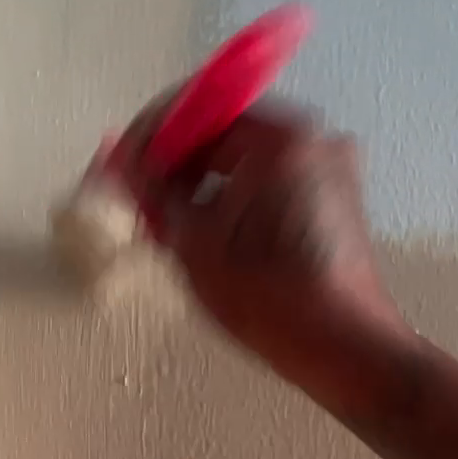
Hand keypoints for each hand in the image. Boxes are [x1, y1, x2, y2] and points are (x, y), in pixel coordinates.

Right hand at [110, 99, 406, 370]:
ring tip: (168, 228)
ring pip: (243, 162)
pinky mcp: (331, 201)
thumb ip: (150, 190)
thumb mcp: (193, 242)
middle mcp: (314, 139)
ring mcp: (329, 169)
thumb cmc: (269, 298)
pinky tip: (208, 238)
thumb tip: (115, 157)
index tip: (119, 166)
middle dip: (174, 166)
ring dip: (200, 186)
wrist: (342, 348)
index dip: (149, 138)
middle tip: (139, 202)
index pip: (198, 110)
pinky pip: (268, 183)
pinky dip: (232, 200)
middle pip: (223, 133)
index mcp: (282, 137)